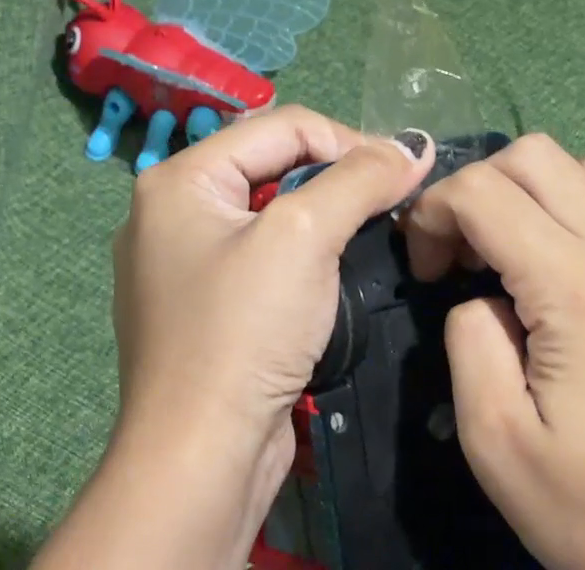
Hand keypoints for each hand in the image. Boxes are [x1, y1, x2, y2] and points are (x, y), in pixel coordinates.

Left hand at [36, 106, 433, 569]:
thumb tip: (414, 146)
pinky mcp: (203, 304)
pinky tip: (333, 267)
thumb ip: (361, 178)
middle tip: (389, 197)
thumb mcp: (307, 236)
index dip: (349, 140)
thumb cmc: (245, 331)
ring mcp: (182, 262)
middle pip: (273, 161)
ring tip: (370, 227)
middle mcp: (170, 210)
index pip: (282, 126)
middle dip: (337, 173)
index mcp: (178, 179)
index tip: (402, 173)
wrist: (200, 458)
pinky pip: (261, 251)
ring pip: (271, 208)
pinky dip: (303, 248)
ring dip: (325, 210)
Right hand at [407, 135, 584, 569]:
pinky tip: (567, 255)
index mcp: (579, 289)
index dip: (432, 215)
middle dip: (478, 188)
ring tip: (516, 246)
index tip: (424, 269)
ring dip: (535, 186)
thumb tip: (479, 292)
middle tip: (461, 255)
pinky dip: (583, 196)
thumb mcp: (493, 436)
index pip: (484, 192)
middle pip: (534, 155)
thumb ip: (469, 336)